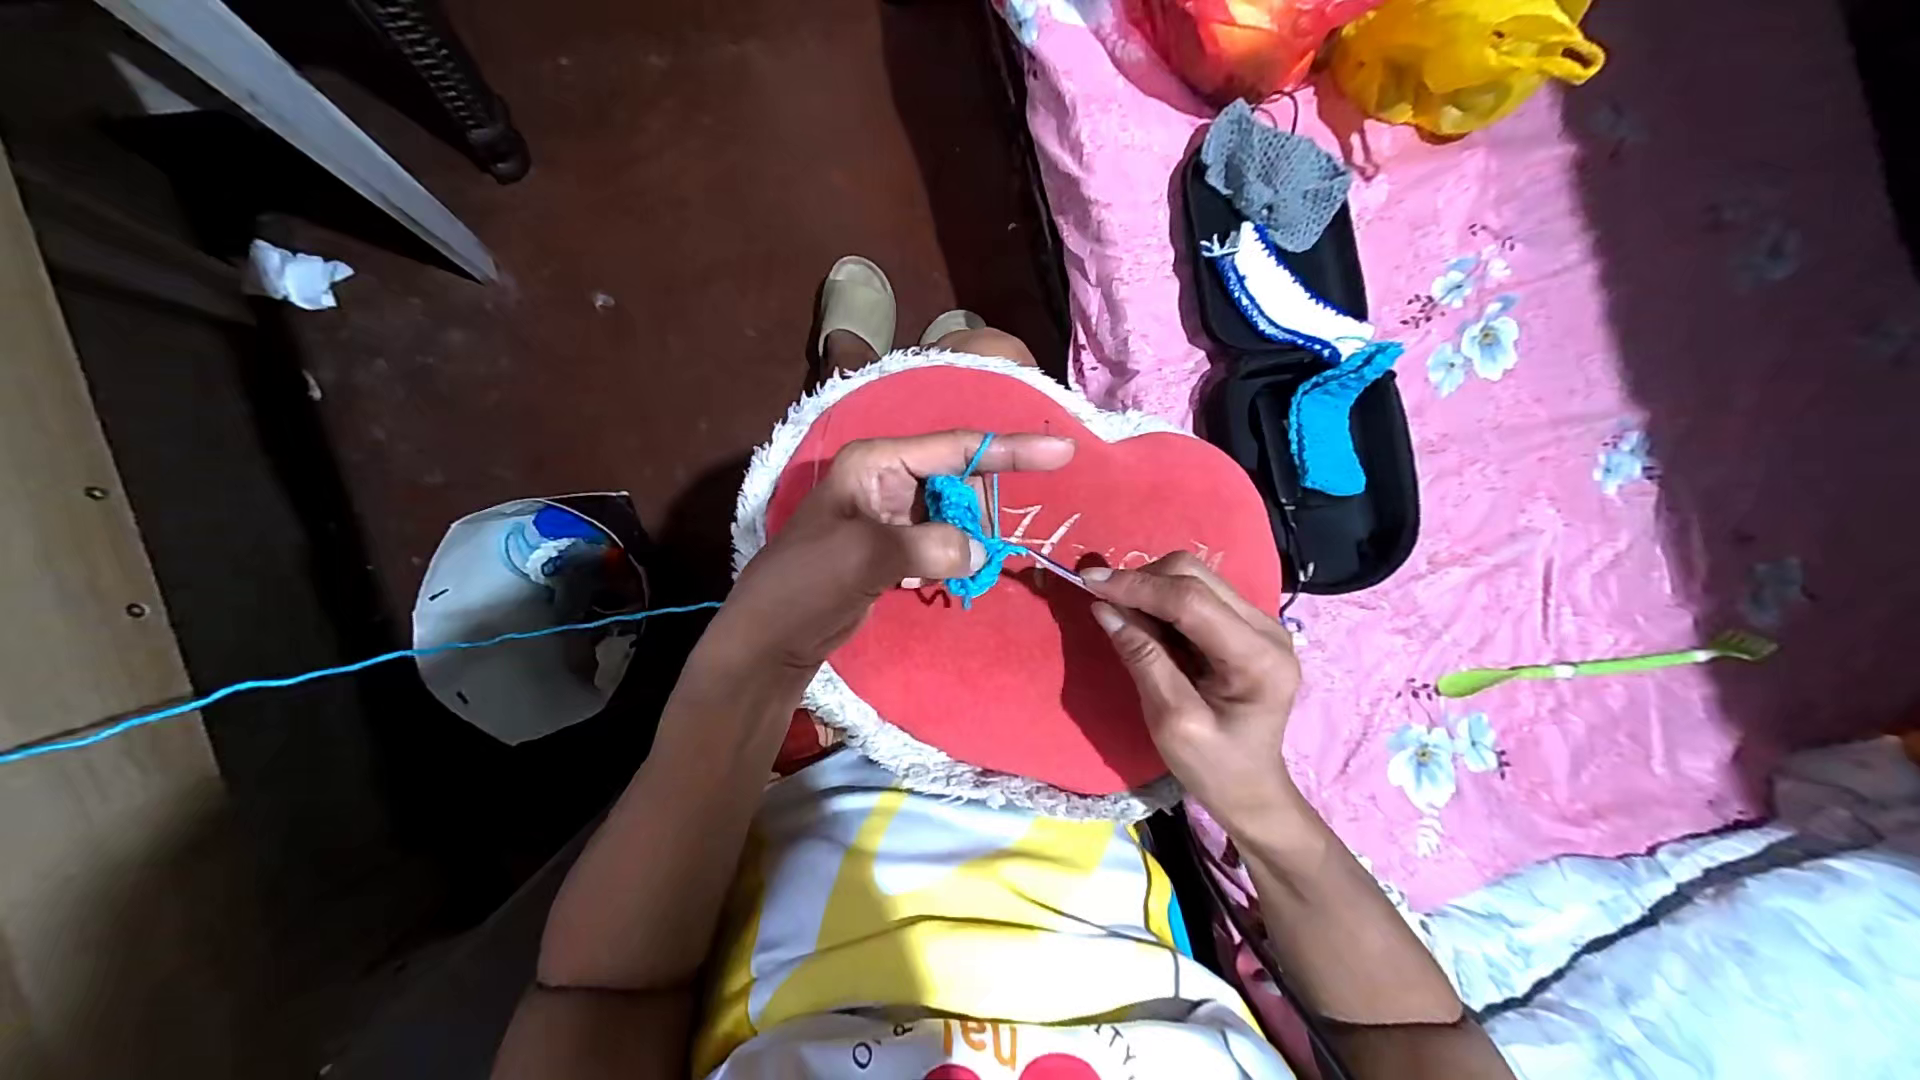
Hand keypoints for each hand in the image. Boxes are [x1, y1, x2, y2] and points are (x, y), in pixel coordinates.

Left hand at [719, 430, 1074, 671]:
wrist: (771, 638)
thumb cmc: (805, 584)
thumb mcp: (865, 557)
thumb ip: (929, 546)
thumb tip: (981, 550)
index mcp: (877, 462)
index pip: (957, 447)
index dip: (1012, 449)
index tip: (1063, 452)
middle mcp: (888, 479)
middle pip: (963, 481)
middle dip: (982, 512)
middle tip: (974, 551)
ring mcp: (894, 514)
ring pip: (958, 515)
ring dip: (970, 540)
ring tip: (952, 570)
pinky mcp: (897, 547)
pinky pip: (945, 542)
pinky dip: (957, 557)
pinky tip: (952, 576)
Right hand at [1082, 552, 1301, 834]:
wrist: (1251, 788)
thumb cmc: (1213, 766)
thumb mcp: (1170, 720)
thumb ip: (1142, 658)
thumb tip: (1104, 608)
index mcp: (1257, 658)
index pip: (1191, 600)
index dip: (1137, 586)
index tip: (1089, 582)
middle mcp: (1267, 629)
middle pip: (1194, 575)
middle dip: (1142, 582)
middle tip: (1105, 604)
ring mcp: (1260, 623)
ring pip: (1194, 577)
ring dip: (1151, 588)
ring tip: (1124, 616)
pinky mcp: (1246, 625)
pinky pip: (1197, 593)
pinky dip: (1163, 599)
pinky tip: (1147, 623)